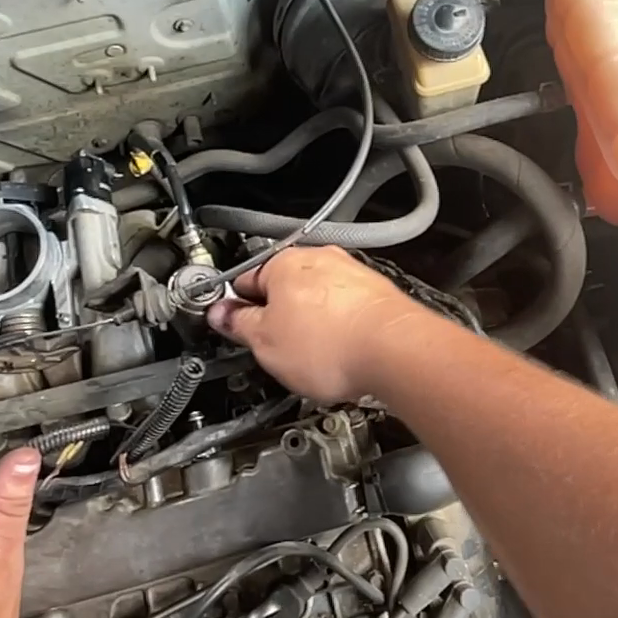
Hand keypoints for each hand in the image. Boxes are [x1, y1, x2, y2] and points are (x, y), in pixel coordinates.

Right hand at [206, 246, 430, 402]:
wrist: (396, 351)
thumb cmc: (333, 343)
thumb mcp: (265, 342)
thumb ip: (238, 324)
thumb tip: (221, 315)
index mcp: (284, 263)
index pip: (245, 280)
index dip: (235, 306)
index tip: (232, 322)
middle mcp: (320, 260)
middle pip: (283, 288)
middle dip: (277, 317)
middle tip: (273, 347)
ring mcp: (352, 276)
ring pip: (317, 300)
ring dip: (311, 324)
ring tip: (312, 357)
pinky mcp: (376, 297)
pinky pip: (345, 312)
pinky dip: (339, 329)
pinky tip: (340, 353)